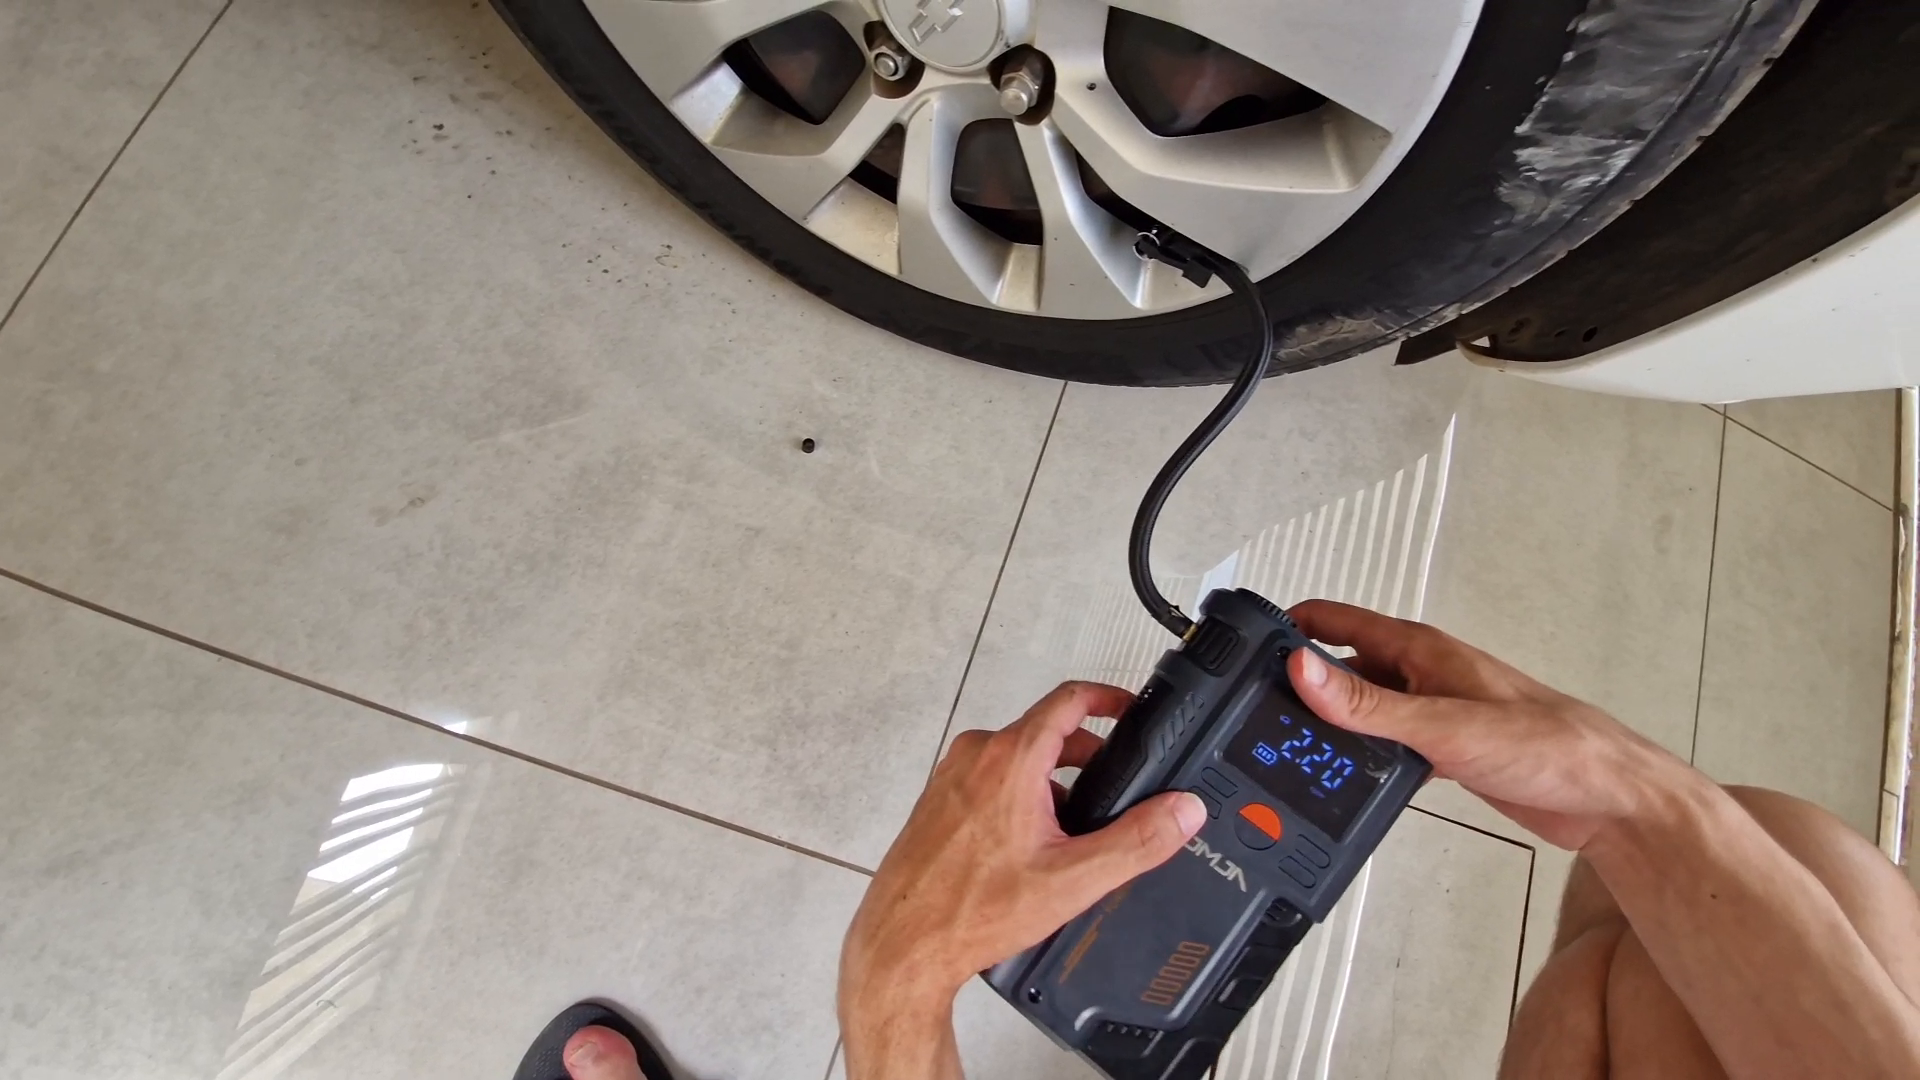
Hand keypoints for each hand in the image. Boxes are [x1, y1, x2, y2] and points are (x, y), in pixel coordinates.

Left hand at [838, 682, 1206, 1072]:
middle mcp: (978, 753)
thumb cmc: (973, 909)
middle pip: (1047, 730)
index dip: (1107, 698)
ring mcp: (955, 771)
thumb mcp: (1072, 879)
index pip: (1069, 699)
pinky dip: (1021, 790)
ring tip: (1075, 826)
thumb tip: (1180, 810)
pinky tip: (1031, 840)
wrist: (905, 939)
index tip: (1129, 708)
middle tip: (1114, 786)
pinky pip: (992, 774)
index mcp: (1011, 757)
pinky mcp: (942, 793)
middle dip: (1087, 753)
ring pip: (1019, 755)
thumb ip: (1136, 841)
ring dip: (1054, 777)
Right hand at [1285, 600, 1678, 850]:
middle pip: (1336, 664)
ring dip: (1330, 721)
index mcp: (1414, 648)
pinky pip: (1381, 738)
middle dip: (1300, 681)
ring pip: (1358, 705)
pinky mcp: (1438, 742)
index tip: (1245, 648)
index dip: (1285, 627)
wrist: (1614, 803)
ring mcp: (1426, 706)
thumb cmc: (1546, 748)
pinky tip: (1348, 774)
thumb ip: (1366, 702)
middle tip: (1260, 711)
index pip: (1329, 619)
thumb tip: (1299, 666)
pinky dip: (1360, 751)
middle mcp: (1414, 670)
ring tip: (1294, 748)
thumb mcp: (1442, 725)